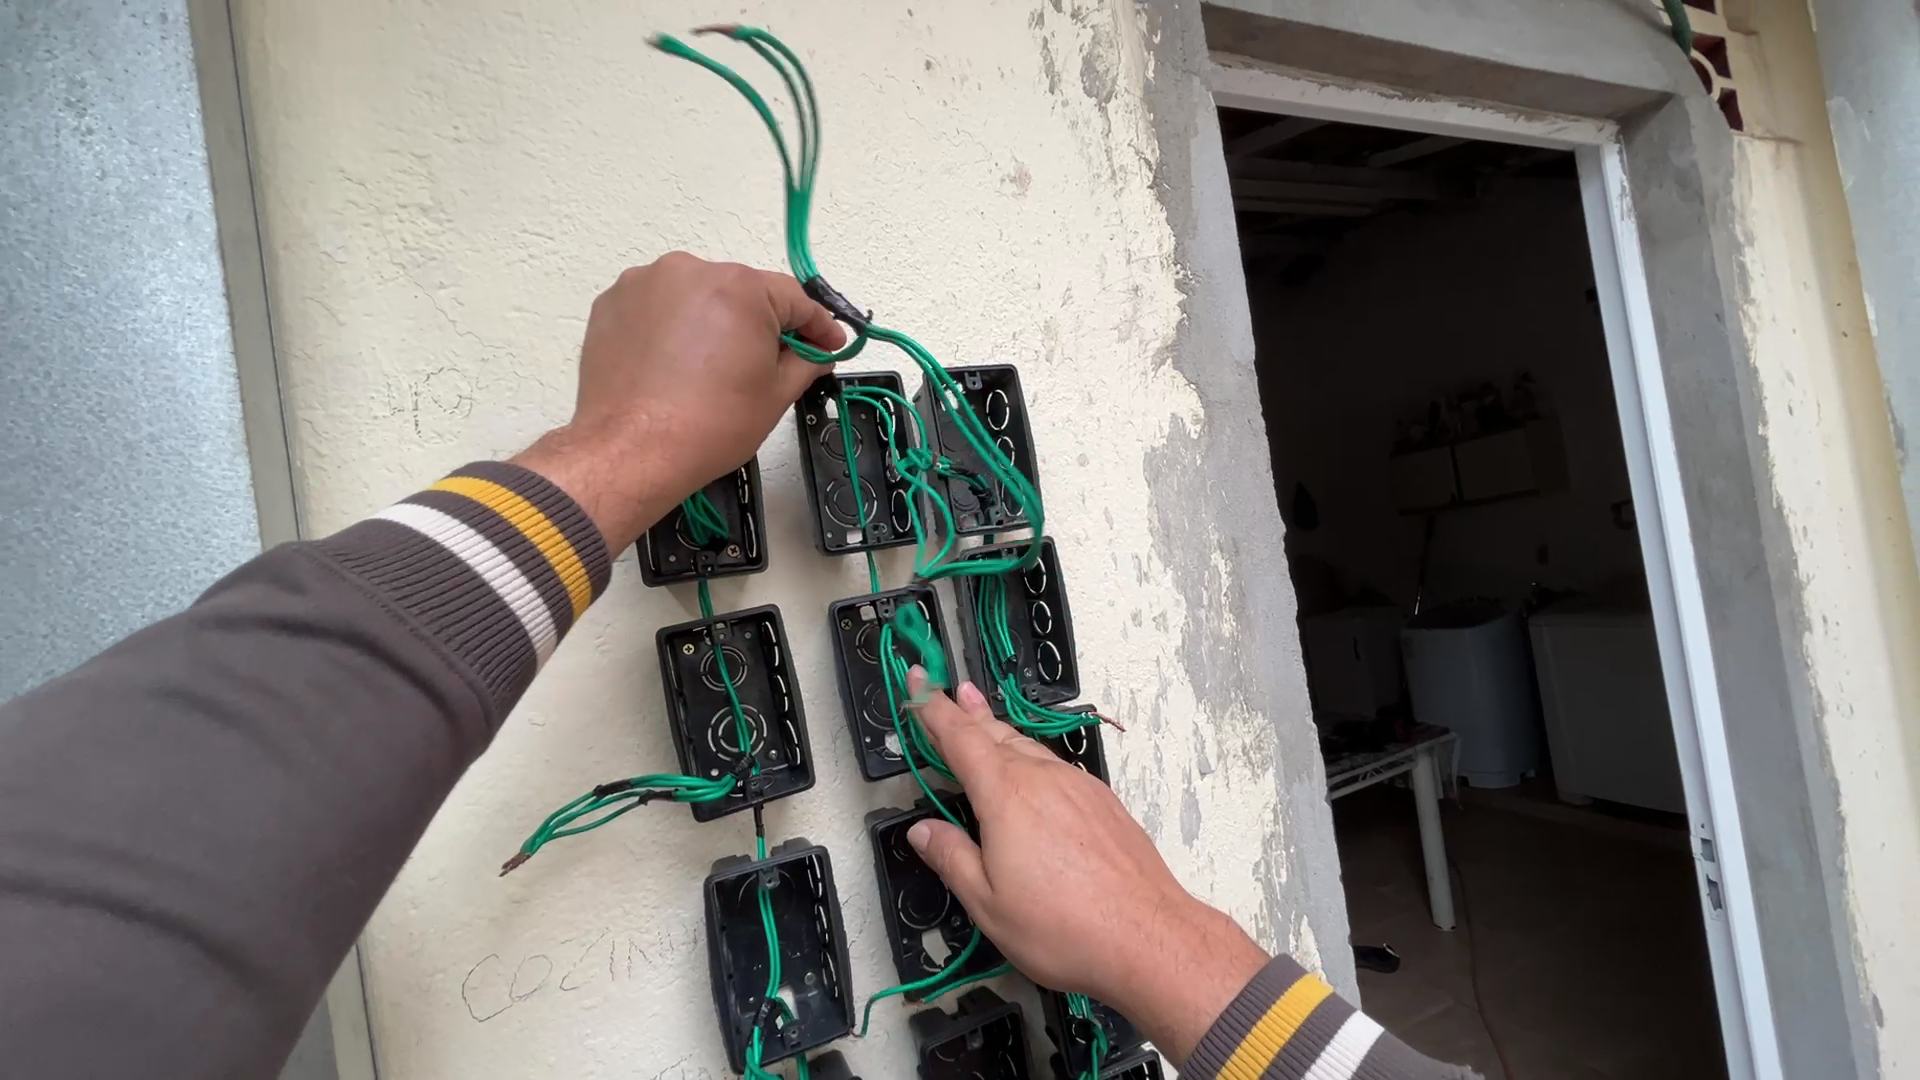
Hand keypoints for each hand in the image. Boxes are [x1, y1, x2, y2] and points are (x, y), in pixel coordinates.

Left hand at [512, 252, 845, 549]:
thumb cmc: (711, 425)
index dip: (819, 326)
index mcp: (741, 289)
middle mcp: (692, 271)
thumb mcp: (776, 395)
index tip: (831, 345)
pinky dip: (677, 328)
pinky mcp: (615, 301)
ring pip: (701, 297)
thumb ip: (805, 363)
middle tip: (774, 362)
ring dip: (718, 323)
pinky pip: (662, 307)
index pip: (795, 299)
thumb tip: (817, 354)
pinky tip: (680, 365)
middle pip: (744, 293)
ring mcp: (647, 282)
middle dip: (764, 324)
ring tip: (718, 367)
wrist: (632, 450)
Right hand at [905, 674, 1269, 1065]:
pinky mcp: (1101, 800)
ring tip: (983, 719)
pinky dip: (1031, 756)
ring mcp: (1076, 785)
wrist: (1149, 936)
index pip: (959, 737)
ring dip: (999, 731)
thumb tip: (923, 831)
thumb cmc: (1065, 927)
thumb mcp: (988, 904)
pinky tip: (1032, 773)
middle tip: (951, 691)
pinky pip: (1055, 765)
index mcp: (1005, 795)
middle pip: (995, 734)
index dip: (932, 707)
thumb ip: (951, 859)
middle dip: (967, 712)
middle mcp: (1041, 778)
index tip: (916, 679)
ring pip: (1027, 747)